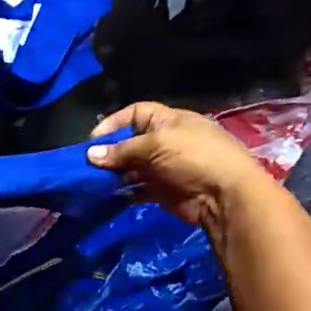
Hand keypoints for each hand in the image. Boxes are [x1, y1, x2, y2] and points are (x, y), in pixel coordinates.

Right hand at [85, 103, 276, 228]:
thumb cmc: (193, 157)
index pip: (134, 113)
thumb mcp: (156, 145)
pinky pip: (135, 188)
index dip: (113, 124)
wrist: (224, 194)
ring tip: (93, 183)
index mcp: (167, 121)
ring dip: (112, 174)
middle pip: (128, 142)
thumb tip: (90, 155)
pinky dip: (122, 192)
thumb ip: (122, 150)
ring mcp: (163, 166)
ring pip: (129, 168)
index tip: (92, 141)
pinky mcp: (161, 189)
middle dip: (108, 153)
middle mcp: (164, 141)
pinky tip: (107, 196)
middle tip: (86, 166)